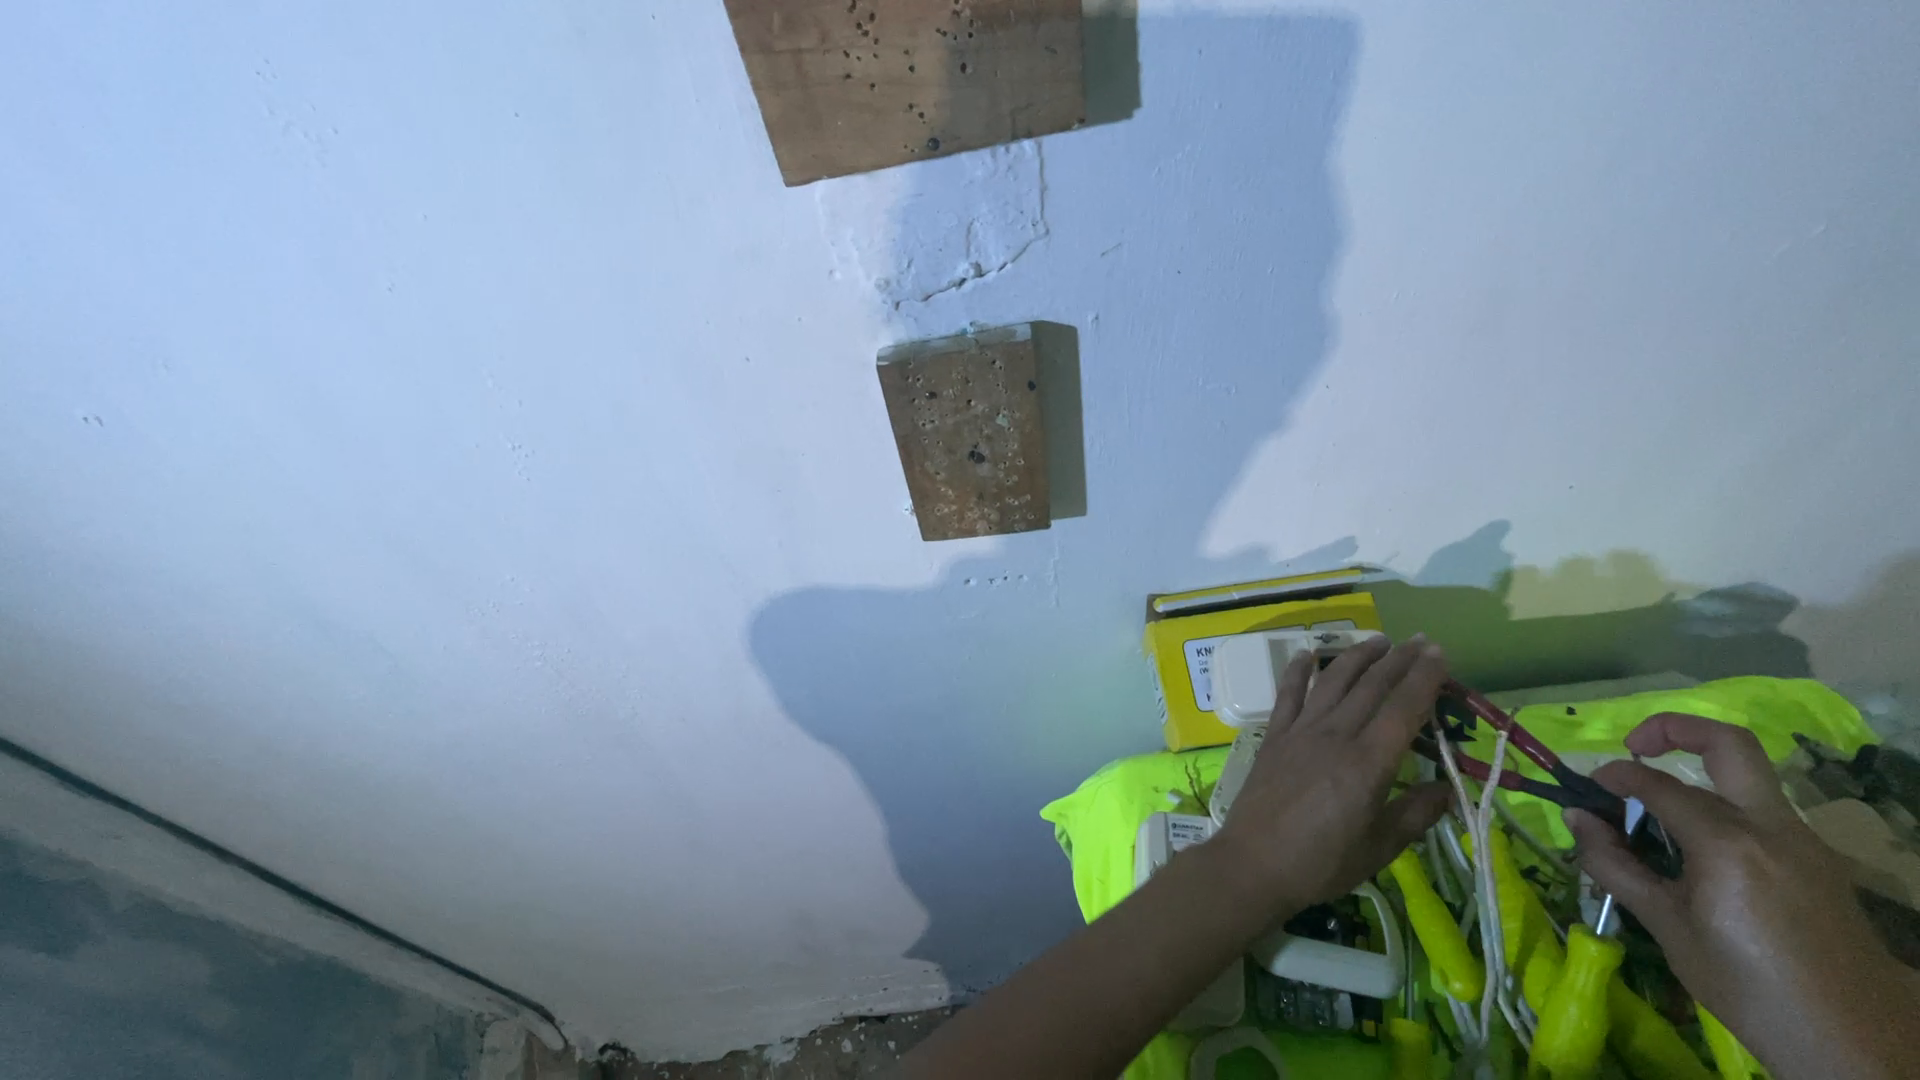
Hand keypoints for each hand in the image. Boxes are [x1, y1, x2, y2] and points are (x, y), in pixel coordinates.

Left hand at [1212, 635, 1452, 916]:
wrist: (1253, 863)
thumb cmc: (1321, 863)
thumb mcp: (1379, 848)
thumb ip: (1415, 814)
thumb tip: (1448, 790)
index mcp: (1367, 763)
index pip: (1403, 709)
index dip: (1423, 678)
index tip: (1440, 654)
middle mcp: (1334, 736)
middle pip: (1371, 687)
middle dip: (1399, 660)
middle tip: (1421, 640)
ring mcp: (1300, 732)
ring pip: (1332, 682)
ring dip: (1356, 657)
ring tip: (1378, 640)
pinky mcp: (1274, 737)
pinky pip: (1287, 695)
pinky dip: (1297, 671)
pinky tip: (1306, 653)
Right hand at [1567, 713, 1919, 1079]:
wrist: (1853, 1041)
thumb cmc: (1745, 985)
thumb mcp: (1666, 926)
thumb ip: (1616, 864)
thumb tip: (1576, 818)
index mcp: (1729, 843)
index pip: (1657, 784)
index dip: (1613, 778)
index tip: (1586, 792)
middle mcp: (1772, 827)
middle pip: (1728, 744)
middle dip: (1672, 729)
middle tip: (1633, 748)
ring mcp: (1804, 841)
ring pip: (1745, 778)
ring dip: (1696, 776)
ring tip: (1655, 813)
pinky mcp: (1816, 859)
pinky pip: (1760, 812)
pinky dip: (1720, 808)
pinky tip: (1695, 849)